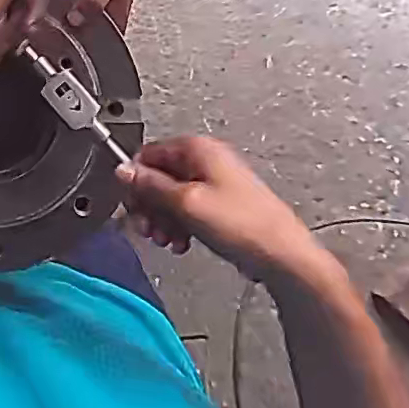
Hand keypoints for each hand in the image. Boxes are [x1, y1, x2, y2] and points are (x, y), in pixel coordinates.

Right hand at [116, 136, 332, 282]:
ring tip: (166, 239)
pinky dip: (179, 224)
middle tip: (148, 227)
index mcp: (197, 149)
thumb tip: (123, 170)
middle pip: (158, 176)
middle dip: (148, 204)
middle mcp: (206, 159)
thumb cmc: (245, 225)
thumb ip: (150, 185)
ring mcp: (215, 182)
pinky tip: (182, 242)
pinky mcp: (221, 204)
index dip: (135, 181)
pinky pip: (187, 208)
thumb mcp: (186, 203)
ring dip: (162, 218)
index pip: (147, 154)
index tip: (132, 205)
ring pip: (171, 195)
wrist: (285, 258)